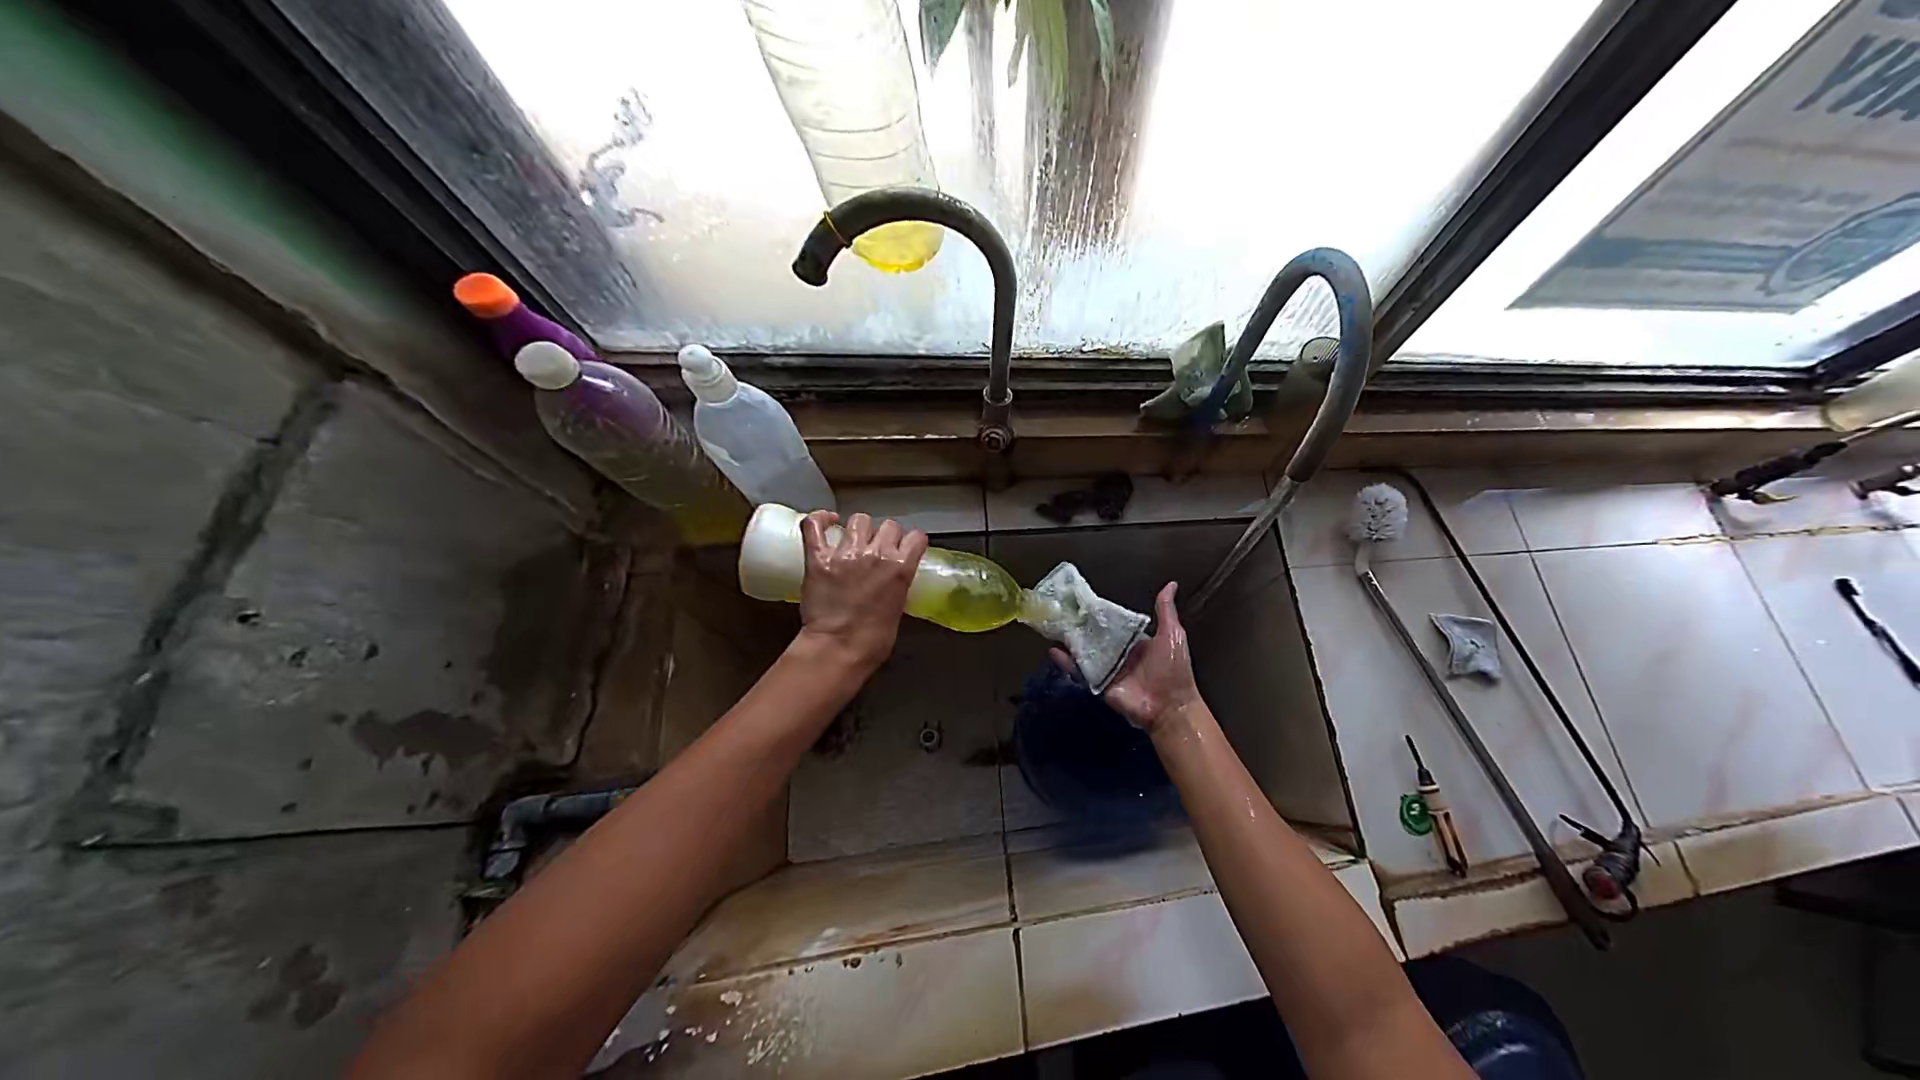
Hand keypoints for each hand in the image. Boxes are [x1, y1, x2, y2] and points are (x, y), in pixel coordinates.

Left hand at [795, 511, 928, 672]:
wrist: (838, 650)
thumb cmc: (872, 641)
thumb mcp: (898, 608)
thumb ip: (897, 585)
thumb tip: (892, 579)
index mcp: (900, 568)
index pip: (915, 537)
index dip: (911, 542)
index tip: (906, 547)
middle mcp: (876, 554)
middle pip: (889, 525)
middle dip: (886, 535)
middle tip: (878, 548)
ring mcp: (846, 553)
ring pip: (859, 520)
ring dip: (859, 529)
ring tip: (854, 540)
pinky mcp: (819, 558)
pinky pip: (815, 525)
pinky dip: (820, 519)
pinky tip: (826, 521)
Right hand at [1051, 582, 1200, 732]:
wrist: (1170, 707)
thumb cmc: (1173, 670)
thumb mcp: (1172, 635)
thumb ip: (1166, 611)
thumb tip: (1171, 585)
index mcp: (1134, 642)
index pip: (1112, 625)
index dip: (1098, 614)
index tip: (1082, 602)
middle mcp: (1118, 655)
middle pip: (1094, 638)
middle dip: (1079, 627)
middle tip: (1061, 612)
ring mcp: (1107, 670)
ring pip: (1083, 653)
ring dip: (1069, 642)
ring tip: (1052, 627)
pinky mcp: (1098, 684)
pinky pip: (1080, 672)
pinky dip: (1067, 662)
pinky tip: (1055, 651)